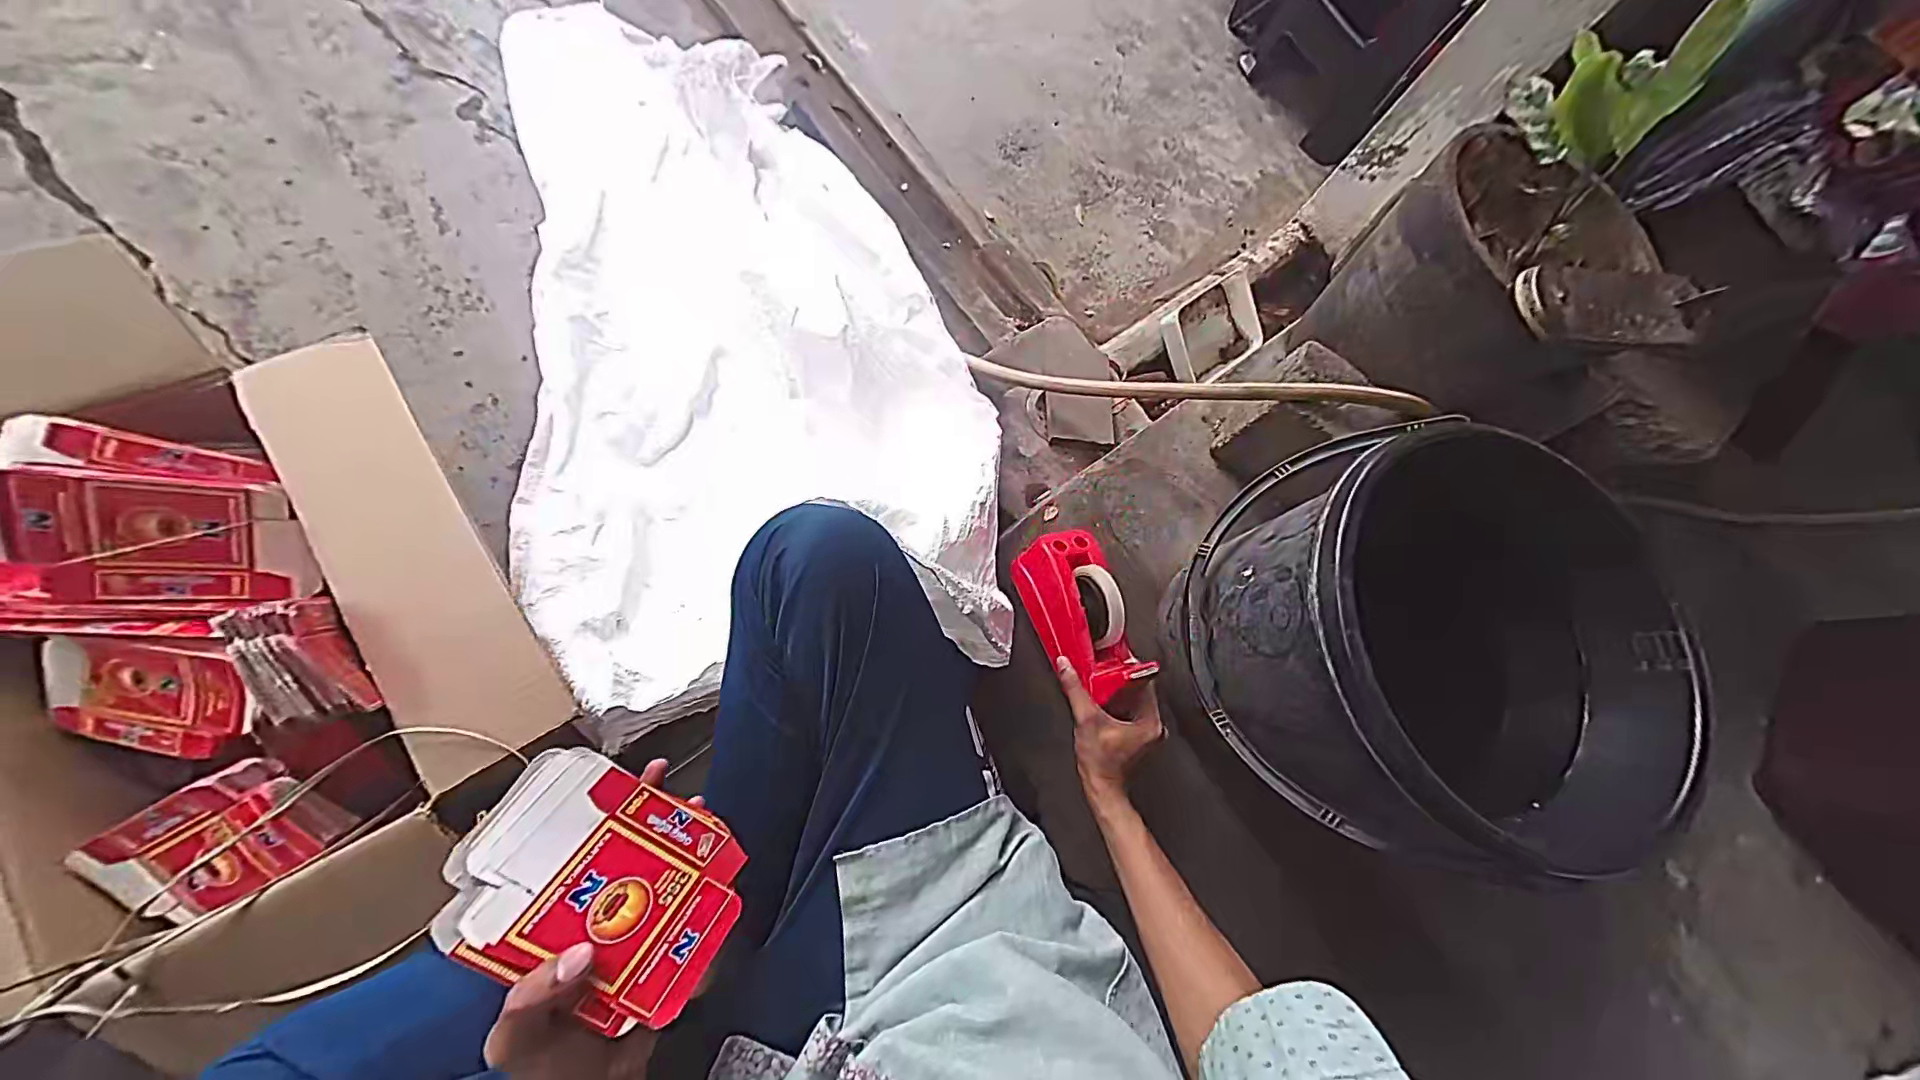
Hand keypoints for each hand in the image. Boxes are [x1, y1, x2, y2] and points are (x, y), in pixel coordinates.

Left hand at [482, 758, 697, 1077]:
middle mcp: (602, 919)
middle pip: (629, 850)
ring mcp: (641, 931)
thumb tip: (581, 951)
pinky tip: (721, 880)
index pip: (573, 859)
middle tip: (666, 785)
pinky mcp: (674, 948)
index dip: (593, 819)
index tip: (611, 786)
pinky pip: (697, 913)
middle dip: (652, 812)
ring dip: (688, 840)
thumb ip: (529, 1003)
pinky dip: (713, 893)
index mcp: (558, 928)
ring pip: (668, 871)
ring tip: (699, 815)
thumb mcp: (517, 1041)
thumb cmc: (548, 1072)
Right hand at [1054, 657, 1164, 803]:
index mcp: (1150, 721)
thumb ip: (1075, 690)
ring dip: (1116, 693)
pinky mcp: (1137, 737)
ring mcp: (1146, 733)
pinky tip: (1102, 706)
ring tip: (1099, 689)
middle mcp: (1153, 726)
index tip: (1113, 660)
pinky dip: (1116, 705)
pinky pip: (1129, 712)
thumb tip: (1066, 668)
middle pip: (1138, 690)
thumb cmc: (1101, 765)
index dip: (1127, 668)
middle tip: (1101, 674)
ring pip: (1133, 701)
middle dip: (1118, 681)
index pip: (1144, 681)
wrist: (1101, 789)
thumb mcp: (1086, 720)